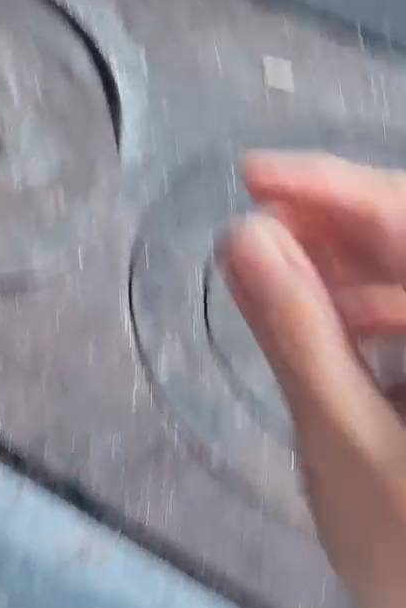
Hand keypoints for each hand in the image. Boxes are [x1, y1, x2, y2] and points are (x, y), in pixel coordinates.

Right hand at [223, 153, 405, 607]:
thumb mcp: (343, 434)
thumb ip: (297, 332)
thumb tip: (246, 237)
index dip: (343, 190)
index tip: (250, 173)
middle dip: (340, 213)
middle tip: (248, 202)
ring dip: (347, 255)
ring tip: (267, 255)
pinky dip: (362, 298)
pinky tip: (319, 307)